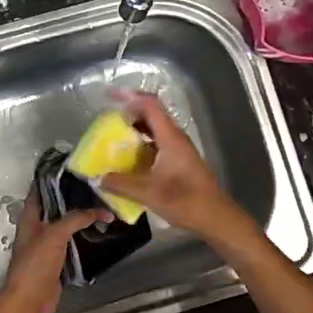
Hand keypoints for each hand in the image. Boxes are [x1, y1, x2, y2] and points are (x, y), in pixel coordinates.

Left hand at [0, 190, 106, 312]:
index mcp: (29, 218)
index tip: (73, 167)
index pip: (40, 190)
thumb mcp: (55, 234)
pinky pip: (72, 243)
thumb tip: (100, 211)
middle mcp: (37, 228)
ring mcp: (47, 245)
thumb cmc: (35, 264)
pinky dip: (84, 236)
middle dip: (74, 198)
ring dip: (81, 218)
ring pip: (66, 225)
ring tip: (103, 205)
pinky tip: (99, 230)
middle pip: (56, 207)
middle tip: (96, 186)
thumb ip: (75, 219)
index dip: (53, 178)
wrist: (30, 301)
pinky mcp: (58, 260)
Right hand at [100, 91, 255, 243]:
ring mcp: (179, 149)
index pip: (150, 105)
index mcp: (170, 137)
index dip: (130, 96)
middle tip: (107, 120)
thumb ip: (121, 183)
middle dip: (129, 113)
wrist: (214, 216)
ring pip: (155, 130)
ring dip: (136, 130)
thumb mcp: (148, 193)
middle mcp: (175, 138)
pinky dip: (142, 145)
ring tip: (114, 137)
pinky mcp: (180, 161)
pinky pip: (158, 143)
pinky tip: (130, 158)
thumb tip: (97, 177)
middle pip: (152, 114)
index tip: (110, 96)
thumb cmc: (185, 200)